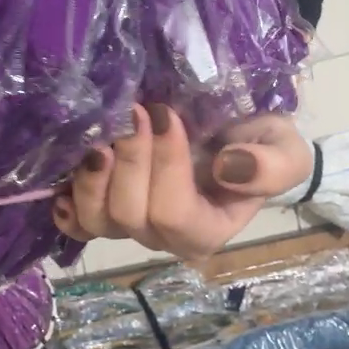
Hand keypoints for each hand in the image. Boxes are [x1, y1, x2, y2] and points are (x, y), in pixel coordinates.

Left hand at [54, 105, 314, 260]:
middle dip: (128, 160)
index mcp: (207, 229)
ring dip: (92, 178)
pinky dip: (66, 202)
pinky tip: (65, 177)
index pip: (174, 213)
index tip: (162, 114)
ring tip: (99, 138)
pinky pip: (76, 222)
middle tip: (131, 111)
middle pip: (129, 215)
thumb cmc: (258, 146)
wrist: (233, 139)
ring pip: (96, 220)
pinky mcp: (104, 211)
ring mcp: (130, 227)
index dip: (164, 166)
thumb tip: (228, 167)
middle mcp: (164, 237)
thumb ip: (271, 165)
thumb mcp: (284, 149)